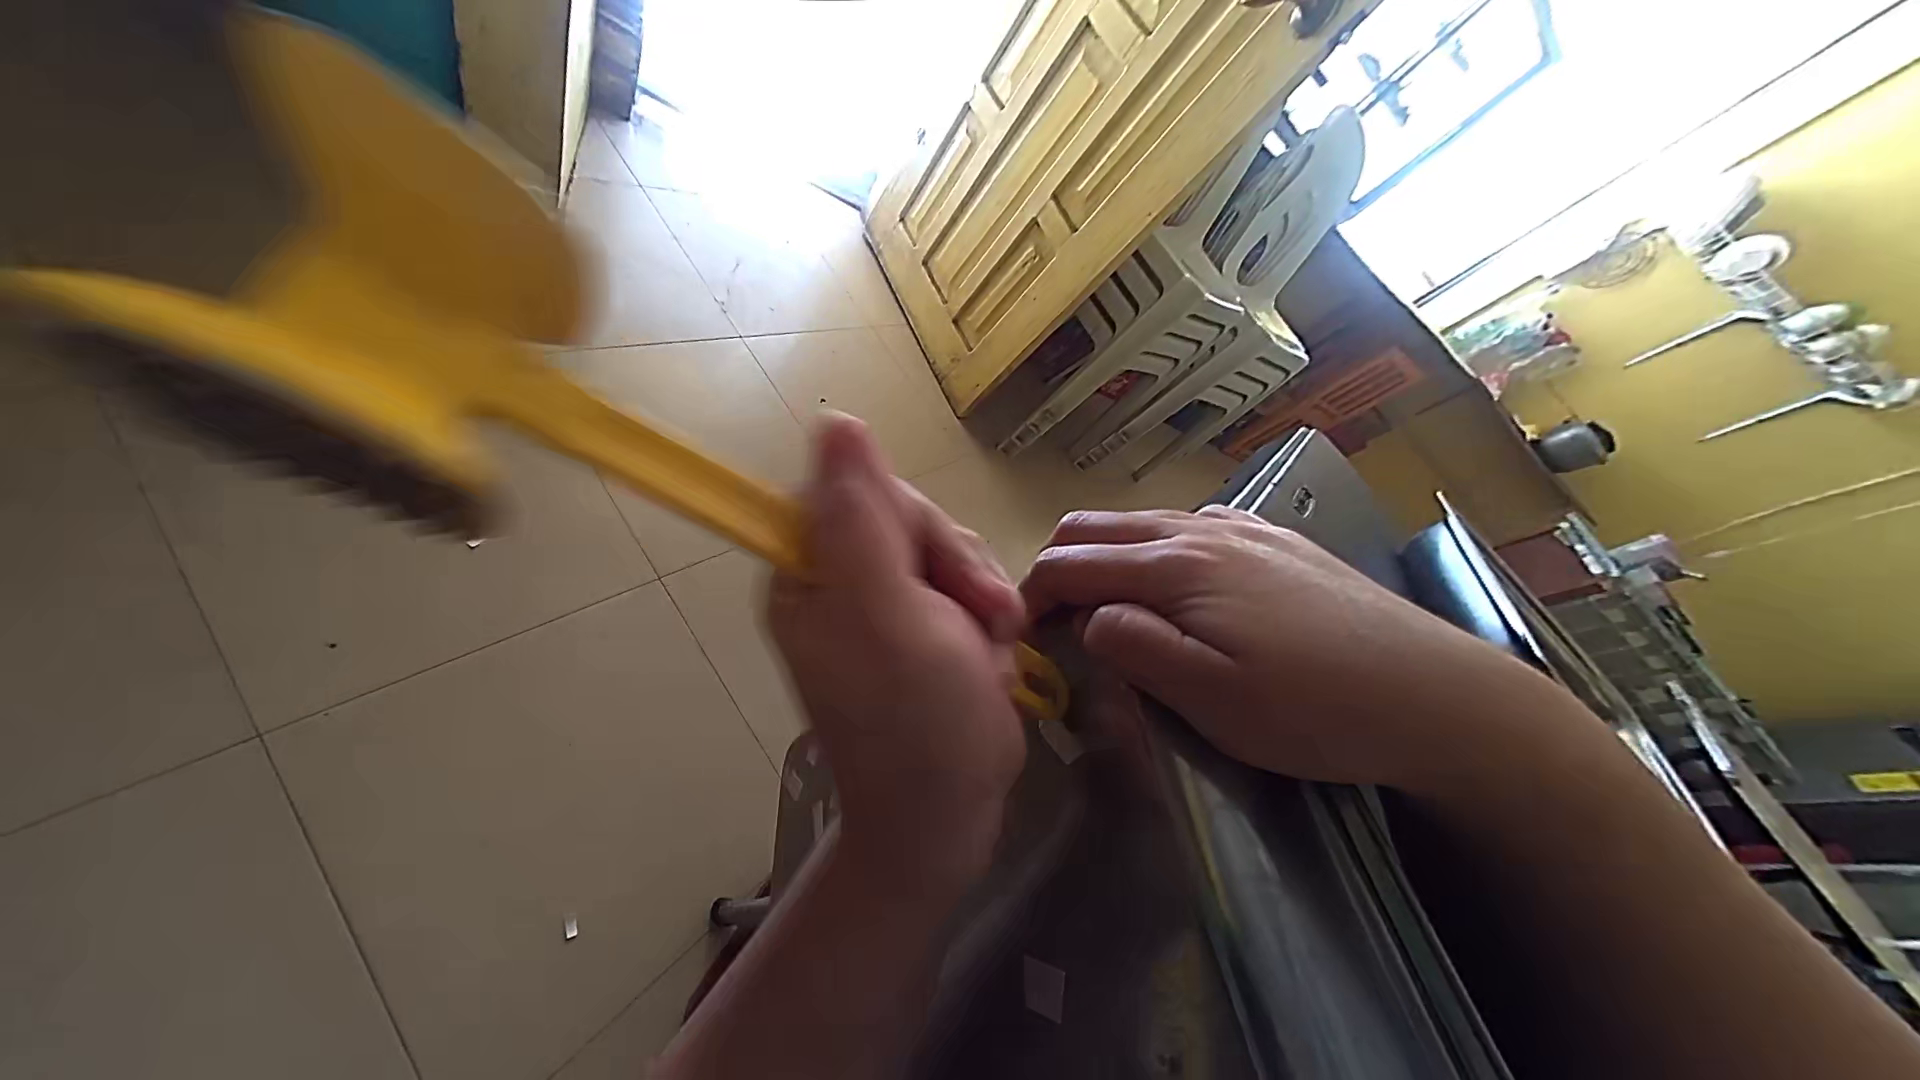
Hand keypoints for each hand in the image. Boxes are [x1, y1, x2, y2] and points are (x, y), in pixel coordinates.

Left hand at [768, 415, 1026, 890]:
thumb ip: (859, 518)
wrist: (948, 810)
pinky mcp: (926, 621)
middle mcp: (841, 579)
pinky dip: (988, 616)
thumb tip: (836, 422)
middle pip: (909, 517)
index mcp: (809, 572)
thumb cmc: (916, 721)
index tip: (935, 566)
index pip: (856, 490)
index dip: (909, 519)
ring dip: (980, 594)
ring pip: (948, 548)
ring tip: (985, 649)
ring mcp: (886, 602)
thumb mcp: (886, 614)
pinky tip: (988, 657)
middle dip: (957, 564)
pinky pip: (967, 582)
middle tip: (982, 618)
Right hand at [1021, 506, 1565, 793]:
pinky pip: (1187, 524)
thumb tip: (1088, 618)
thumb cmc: (1314, 710)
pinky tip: (1174, 584)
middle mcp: (1199, 530)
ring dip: (1104, 556)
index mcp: (1174, 567)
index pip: (1070, 562)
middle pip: (1095, 527)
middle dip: (1058, 567)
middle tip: (1057, 622)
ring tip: (1108, 605)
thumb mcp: (1210, 698)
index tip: (1028, 636)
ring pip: (1139, 521)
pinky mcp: (1273, 539)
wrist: (1439, 696)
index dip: (1034, 595)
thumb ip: (1133, 648)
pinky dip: (1151, 547)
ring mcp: (1241, 528)